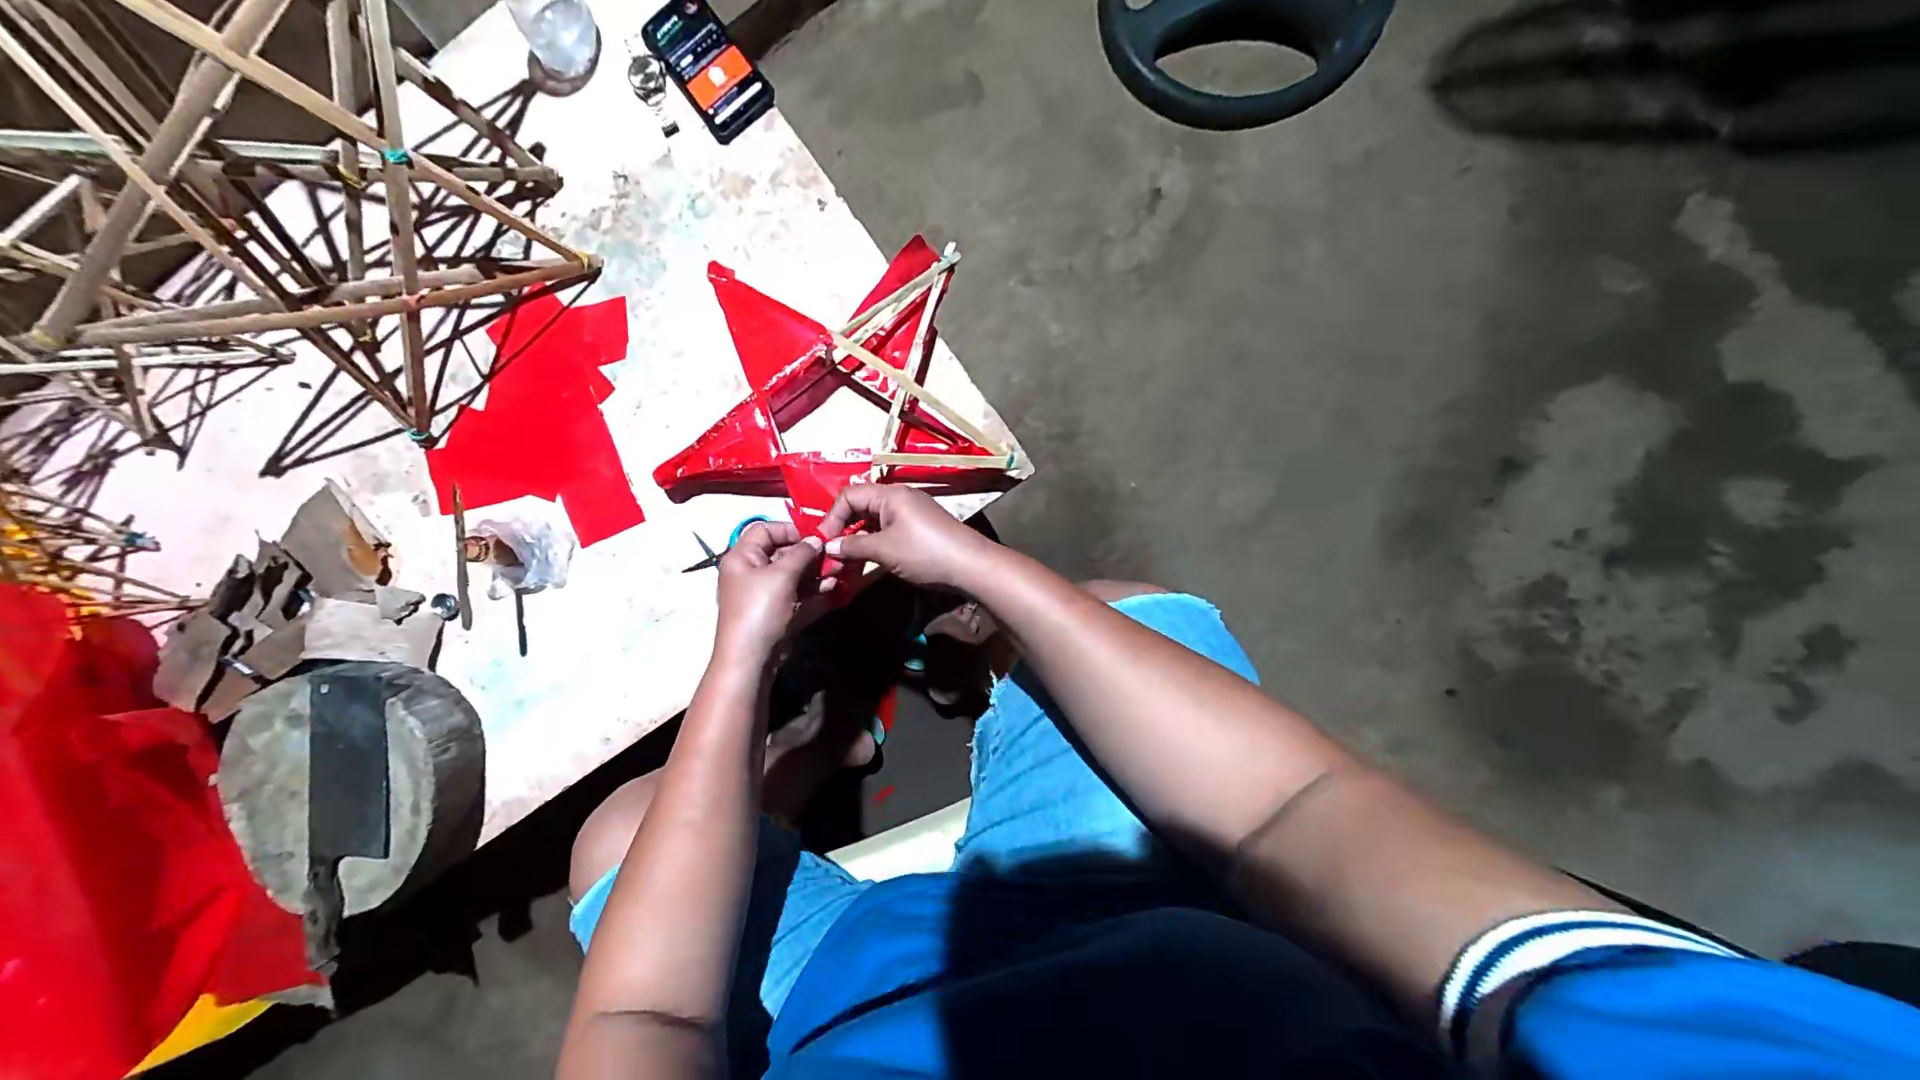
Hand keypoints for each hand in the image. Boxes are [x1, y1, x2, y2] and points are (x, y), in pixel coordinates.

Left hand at [714, 521, 823, 660]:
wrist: (751, 658)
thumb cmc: (760, 609)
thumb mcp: (782, 576)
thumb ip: (801, 553)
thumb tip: (816, 540)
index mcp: (742, 557)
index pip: (764, 530)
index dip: (789, 529)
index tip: (815, 536)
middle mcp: (751, 571)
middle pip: (782, 551)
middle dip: (809, 553)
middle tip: (834, 554)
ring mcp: (764, 592)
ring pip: (793, 573)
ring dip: (816, 570)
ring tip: (839, 570)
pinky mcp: (776, 609)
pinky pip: (796, 591)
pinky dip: (813, 588)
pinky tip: (833, 586)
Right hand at [819, 485, 995, 589]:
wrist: (970, 566)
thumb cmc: (924, 552)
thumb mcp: (884, 550)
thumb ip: (853, 547)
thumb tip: (828, 548)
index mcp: (890, 494)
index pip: (849, 495)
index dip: (832, 517)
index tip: (824, 542)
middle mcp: (899, 498)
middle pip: (860, 507)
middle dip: (843, 530)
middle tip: (831, 555)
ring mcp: (910, 513)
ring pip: (873, 522)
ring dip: (857, 540)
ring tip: (845, 563)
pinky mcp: (918, 529)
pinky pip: (887, 531)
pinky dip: (874, 544)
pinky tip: (866, 562)